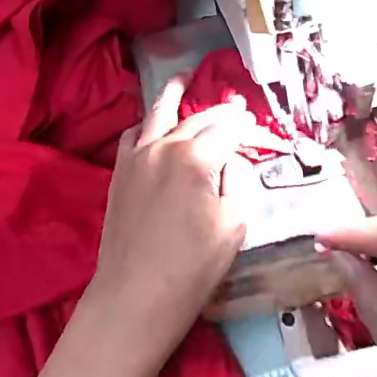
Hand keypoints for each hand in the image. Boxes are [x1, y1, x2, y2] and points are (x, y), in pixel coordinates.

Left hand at [86, 76, 279, 352]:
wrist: (134, 298)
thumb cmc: (192, 268)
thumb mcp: (233, 225)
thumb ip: (236, 182)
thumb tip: (230, 161)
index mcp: (197, 158)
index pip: (228, 130)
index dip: (245, 126)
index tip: (256, 124)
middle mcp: (165, 147)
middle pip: (198, 119)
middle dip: (220, 111)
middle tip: (235, 108)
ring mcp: (137, 157)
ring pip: (159, 115)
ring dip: (173, 95)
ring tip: (181, 78)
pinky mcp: (120, 172)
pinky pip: (132, 135)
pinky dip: (145, 124)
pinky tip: (152, 124)